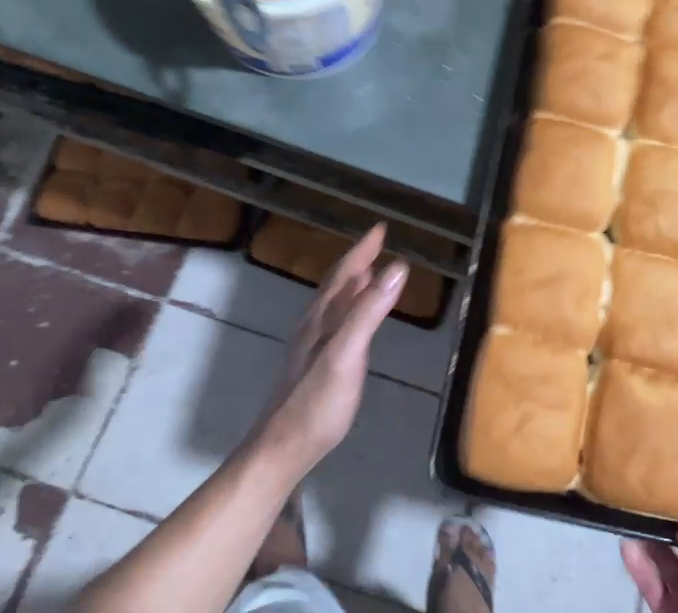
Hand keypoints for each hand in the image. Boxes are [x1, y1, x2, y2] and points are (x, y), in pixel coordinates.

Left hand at [251, 224, 405, 476]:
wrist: (281, 449)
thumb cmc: (316, 403)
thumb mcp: (347, 354)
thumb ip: (369, 312)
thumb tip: (396, 267)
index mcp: (322, 318)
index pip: (344, 274)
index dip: (362, 250)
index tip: (380, 228)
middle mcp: (314, 325)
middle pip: (336, 284)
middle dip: (357, 261)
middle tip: (377, 244)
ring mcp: (311, 346)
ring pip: (333, 303)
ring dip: (352, 284)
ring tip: (370, 272)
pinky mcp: (313, 365)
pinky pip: (334, 322)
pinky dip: (349, 308)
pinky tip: (353, 322)